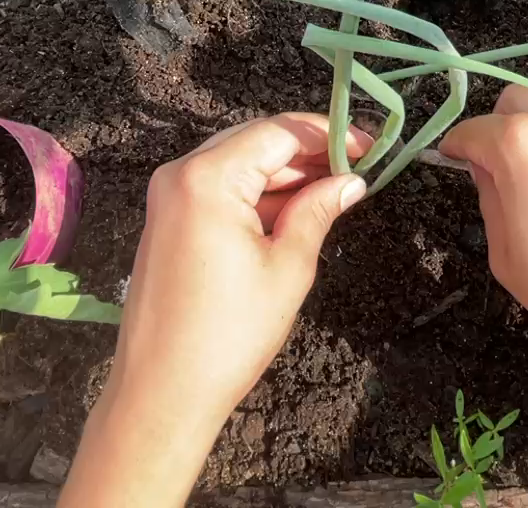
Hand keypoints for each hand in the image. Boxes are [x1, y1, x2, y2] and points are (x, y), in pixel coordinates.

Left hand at [59, 114, 367, 507]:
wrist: (160, 395)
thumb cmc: (229, 335)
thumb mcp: (288, 267)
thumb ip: (319, 210)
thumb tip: (352, 180)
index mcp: (209, 176)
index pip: (279, 131)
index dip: (327, 132)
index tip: (366, 144)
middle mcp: (182, 171)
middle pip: (256, 140)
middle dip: (307, 151)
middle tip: (354, 166)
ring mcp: (170, 193)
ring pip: (239, 161)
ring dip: (284, 172)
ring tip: (333, 186)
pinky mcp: (168, 216)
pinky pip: (221, 186)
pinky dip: (257, 192)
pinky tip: (295, 206)